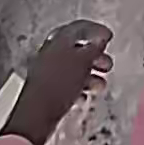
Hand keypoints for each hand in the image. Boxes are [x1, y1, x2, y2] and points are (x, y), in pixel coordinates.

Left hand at [1, 20, 113, 144]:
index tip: (108, 37)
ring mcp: (45, 71)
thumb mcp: (83, 62)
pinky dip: (77, 87)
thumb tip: (100, 40)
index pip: (81, 28)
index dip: (97, 31)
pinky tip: (84, 96)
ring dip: (88, 74)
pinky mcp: (44, 90)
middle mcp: (50, 52)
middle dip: (94, 56)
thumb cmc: (58, 84)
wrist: (35, 117)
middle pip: (77, 48)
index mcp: (59, 39)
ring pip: (72, 68)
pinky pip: (65, 83)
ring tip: (100, 84)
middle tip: (106, 62)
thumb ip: (94, 48)